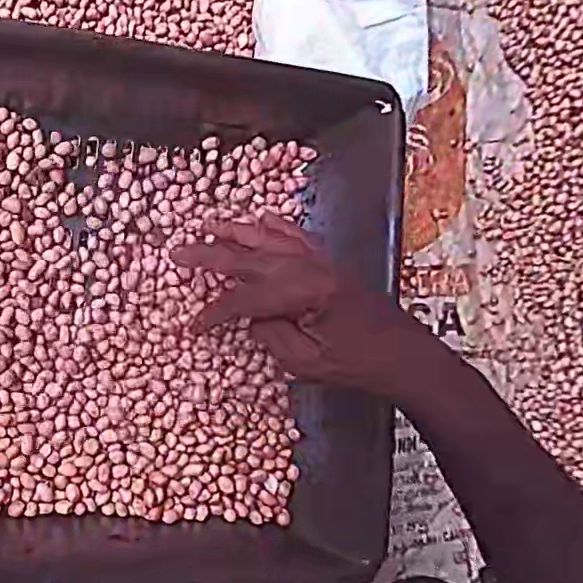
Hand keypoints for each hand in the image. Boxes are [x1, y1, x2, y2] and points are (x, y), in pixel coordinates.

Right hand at [170, 215, 439, 399]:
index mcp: (300, 293)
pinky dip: (275, 226)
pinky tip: (261, 218)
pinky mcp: (327, 263)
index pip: (242, 299)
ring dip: (234, 230)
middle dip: (208, 254)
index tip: (194, 327)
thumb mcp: (304, 362)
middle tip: (178, 252)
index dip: (213, 313)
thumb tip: (250, 318)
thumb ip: (269, 335)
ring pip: (267, 238)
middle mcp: (306, 268)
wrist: (404, 355)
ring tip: (207, 223)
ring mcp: (317, 261)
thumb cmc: (357, 364)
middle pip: (246, 257)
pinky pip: (296, 235)